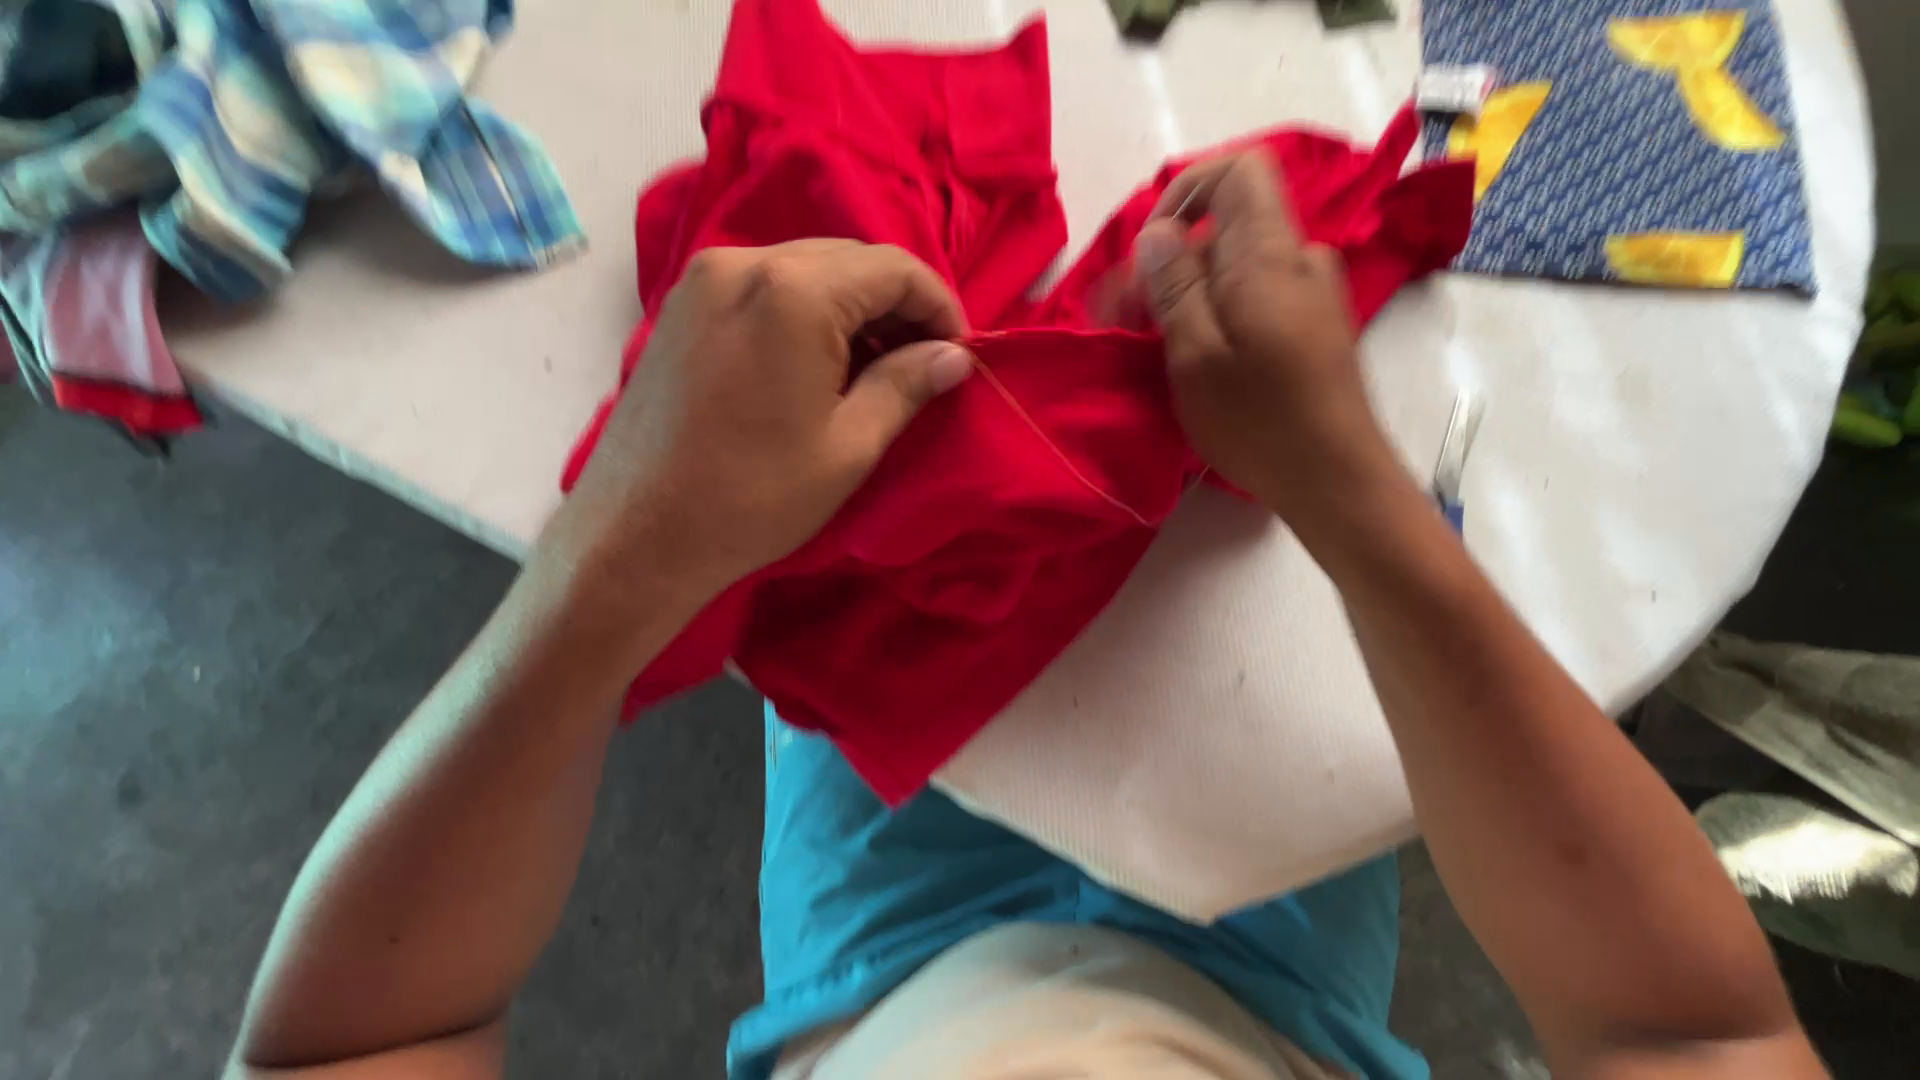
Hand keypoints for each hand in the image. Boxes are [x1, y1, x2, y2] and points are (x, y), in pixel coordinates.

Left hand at [543, 239, 972, 609]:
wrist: (636, 534)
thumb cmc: (754, 497)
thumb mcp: (849, 447)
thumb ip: (907, 385)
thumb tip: (955, 357)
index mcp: (794, 290)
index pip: (895, 269)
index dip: (940, 307)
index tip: (960, 356)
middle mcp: (745, 261)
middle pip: (850, 260)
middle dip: (898, 305)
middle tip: (924, 364)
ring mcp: (704, 280)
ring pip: (807, 269)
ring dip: (853, 308)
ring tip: (875, 369)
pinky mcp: (682, 306)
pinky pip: (765, 287)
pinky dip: (806, 312)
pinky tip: (819, 362)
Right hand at [1131, 150, 1402, 527]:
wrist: (1334, 476)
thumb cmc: (1259, 420)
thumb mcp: (1197, 355)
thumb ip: (1174, 285)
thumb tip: (1158, 231)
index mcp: (1269, 255)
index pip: (1239, 170)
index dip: (1187, 191)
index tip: (1152, 248)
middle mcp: (1298, 260)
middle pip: (1230, 223)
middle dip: (1174, 258)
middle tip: (1133, 316)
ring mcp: (1312, 294)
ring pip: (1239, 265)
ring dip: (1192, 291)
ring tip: (1159, 345)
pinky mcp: (1313, 326)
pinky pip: (1257, 295)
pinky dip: (1220, 311)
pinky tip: (1200, 359)